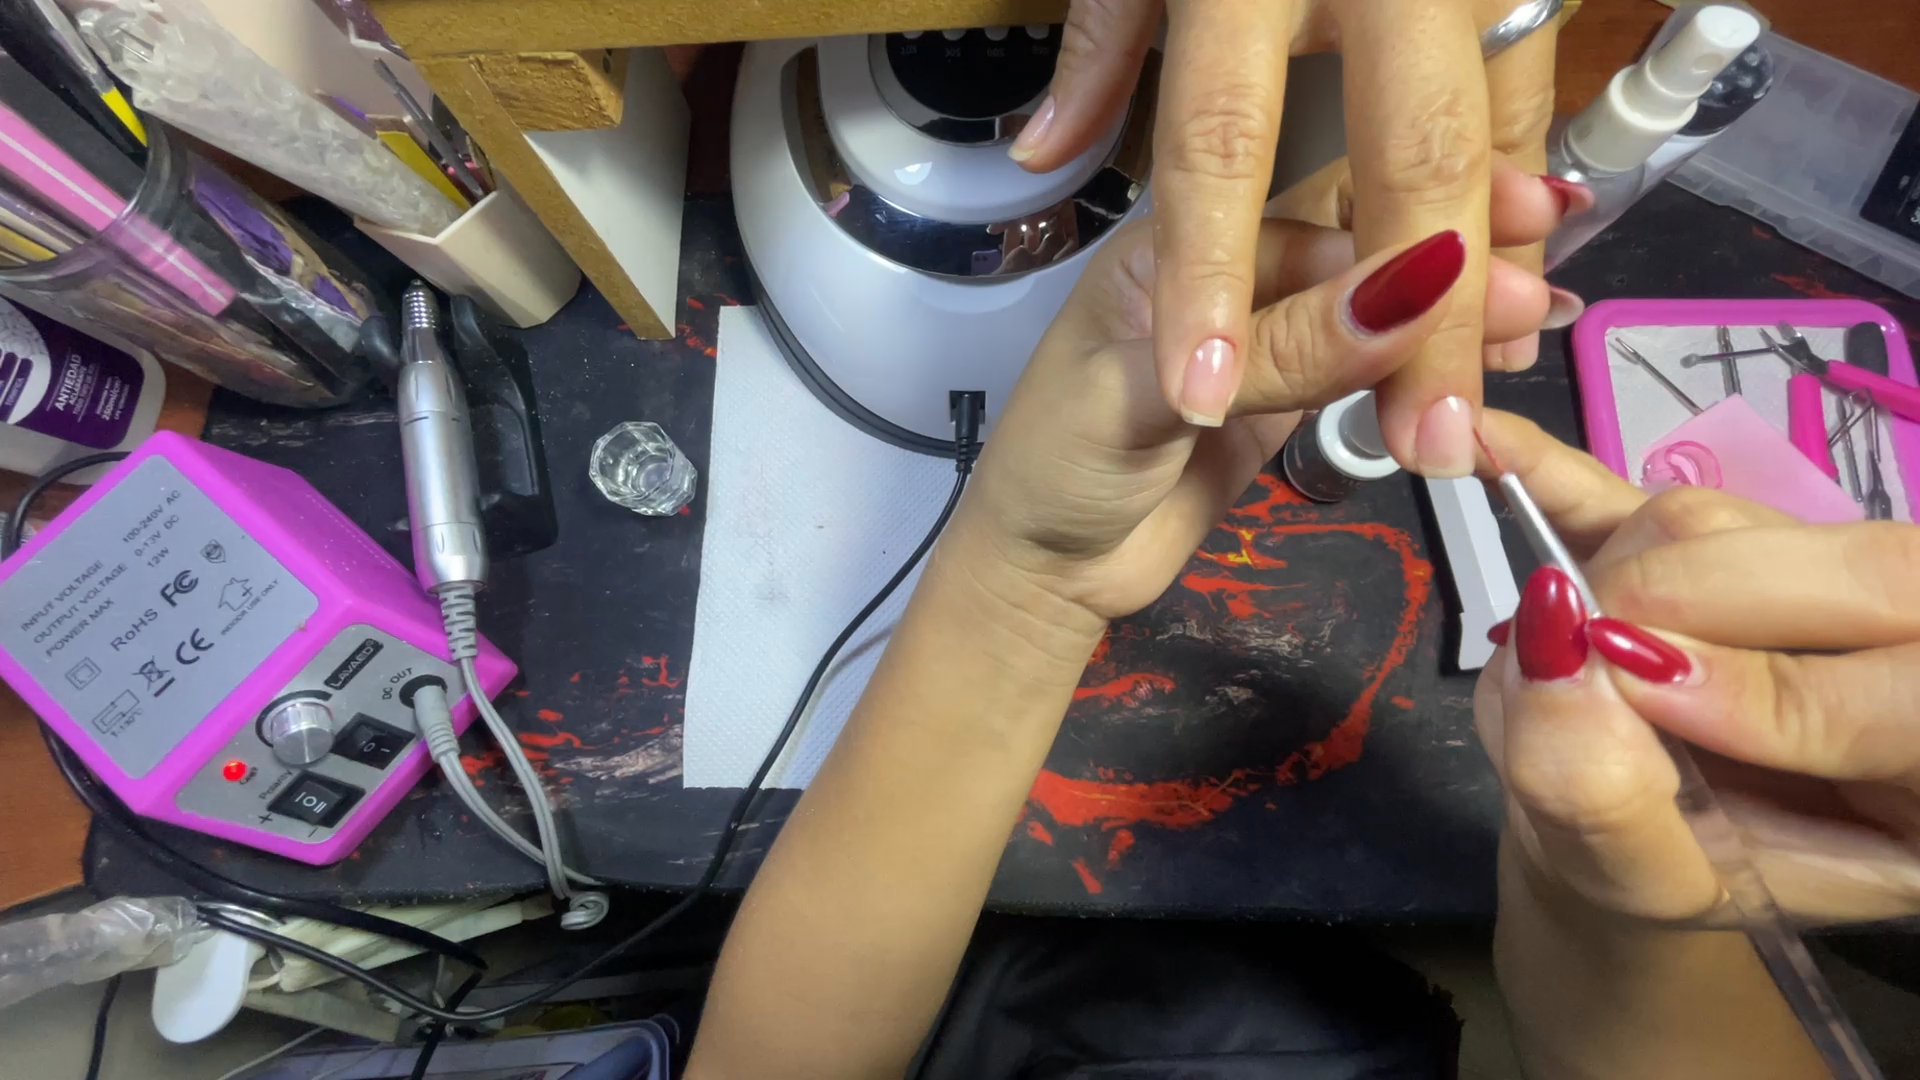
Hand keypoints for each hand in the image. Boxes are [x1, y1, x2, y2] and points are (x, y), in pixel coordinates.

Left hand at [951, 168, 1558, 621]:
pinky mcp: (1274, 405)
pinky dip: (1412, 371)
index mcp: (1169, 253)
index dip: (1395, 234)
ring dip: (1439, 320)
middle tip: (1533, 290)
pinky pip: (1356, 375)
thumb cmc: (1059, 470)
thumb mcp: (1143, 399)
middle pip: (1343, 257)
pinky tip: (1473, 370)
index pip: (1300, 220)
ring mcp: (1251, 347)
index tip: (1494, 250)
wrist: (1048, 570)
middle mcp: (1216, 285)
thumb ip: (1272, 352)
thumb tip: (1424, 281)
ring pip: (1360, 315)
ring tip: (1529, 326)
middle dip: (1437, 270)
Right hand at [1473, 411, 1919, 925]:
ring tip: (1558, 651)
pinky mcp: (1691, 540)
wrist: (1637, 832)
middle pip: (1826, 563)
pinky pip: (1617, 487)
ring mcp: (1799, 570)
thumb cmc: (1654, 872)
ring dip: (1611, 574)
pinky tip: (1482, 443)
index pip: (1916, 686)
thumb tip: (1557, 653)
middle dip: (1669, 607)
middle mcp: (1911, 641)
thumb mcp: (1636, 873)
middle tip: (1570, 660)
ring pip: (1711, 517)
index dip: (1766, 686)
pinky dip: (1547, 467)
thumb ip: (1599, 791)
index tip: (1629, 689)